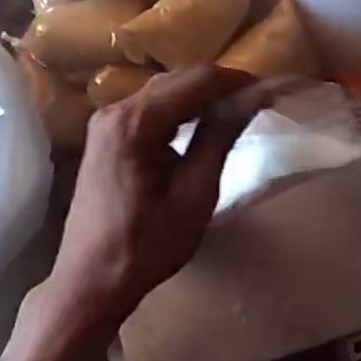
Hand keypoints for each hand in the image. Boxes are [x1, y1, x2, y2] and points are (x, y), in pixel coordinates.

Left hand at [45, 64, 256, 325]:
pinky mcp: (104, 136)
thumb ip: (219, 138)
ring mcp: (105, 122)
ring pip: (163, 93)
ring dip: (199, 98)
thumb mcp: (195, 194)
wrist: (90, 280)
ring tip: (236, 113)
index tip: (270, 91)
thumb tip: (250, 97)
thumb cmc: (146, 245)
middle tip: (257, 102)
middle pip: (176, 80)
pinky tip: (200, 126)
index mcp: (134, 122)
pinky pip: (148, 110)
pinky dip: (178, 112)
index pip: (196, 80)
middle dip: (219, 87)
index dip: (236, 80)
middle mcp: (114, 110)